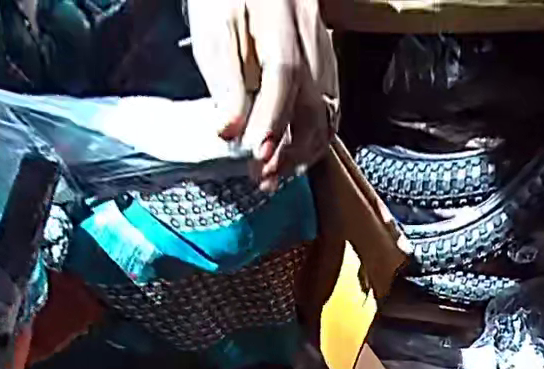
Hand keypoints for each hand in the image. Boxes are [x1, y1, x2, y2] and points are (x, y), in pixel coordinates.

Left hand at [187, 0, 334, 188]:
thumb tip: (230, 132)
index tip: (258, 154)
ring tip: (275, 172)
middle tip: (264, 175)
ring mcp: (324, 52)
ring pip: (327, 114)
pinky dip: (311, 140)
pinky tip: (291, 155)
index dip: (273, 120)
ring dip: (303, 152)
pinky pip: (328, 110)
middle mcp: (310, 36)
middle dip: (290, 150)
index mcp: (281, 18)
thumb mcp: (215, 31)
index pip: (285, 75)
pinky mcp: (325, 65)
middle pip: (314, 104)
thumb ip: (226, 82)